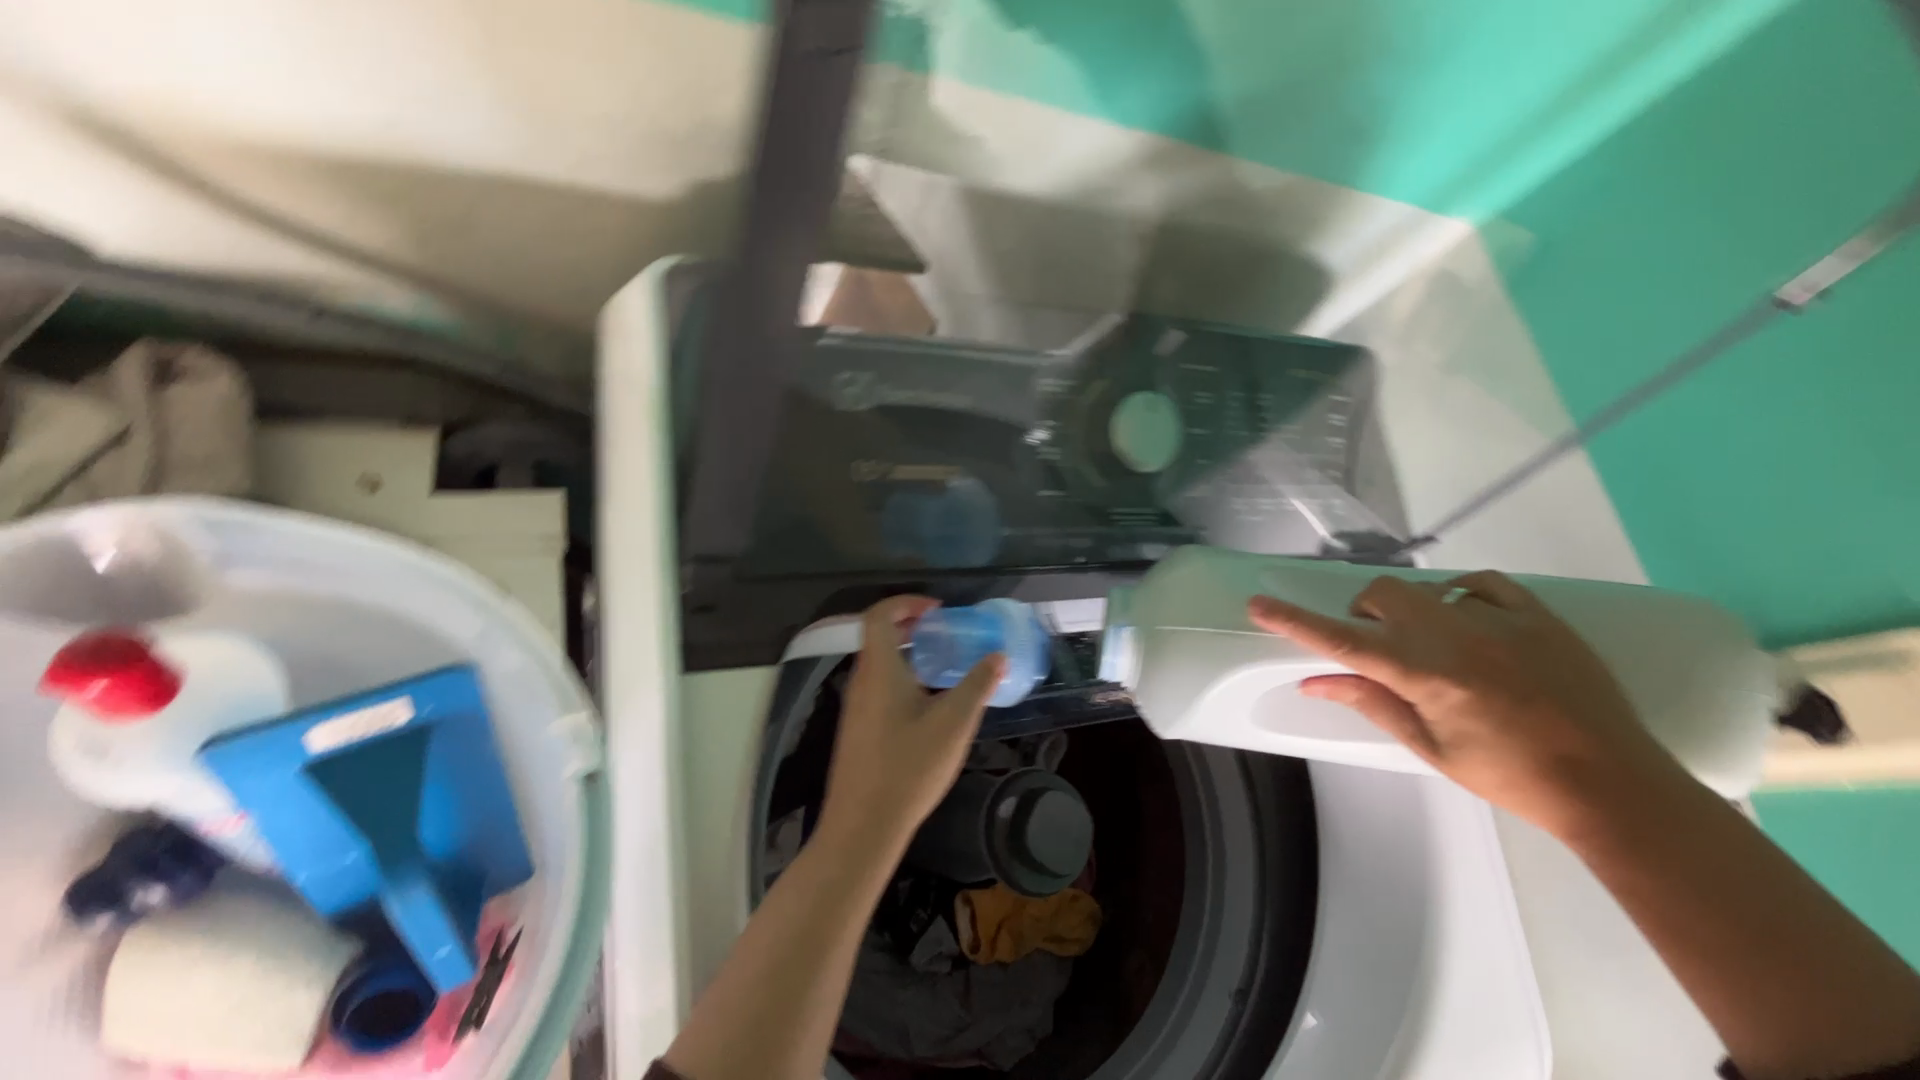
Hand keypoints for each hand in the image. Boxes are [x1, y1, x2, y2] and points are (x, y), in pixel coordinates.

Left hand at [817, 596, 1005, 850]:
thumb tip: (997, 656)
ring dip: (907, 655)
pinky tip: (927, 707)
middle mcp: (861, 682)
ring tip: (943, 667)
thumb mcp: (954, 724)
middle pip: (878, 637)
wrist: (863, 825)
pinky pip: (877, 689)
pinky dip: (901, 680)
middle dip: (911, 626)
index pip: (880, 615)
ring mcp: (854, 708)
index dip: (907, 602)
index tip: (939, 610)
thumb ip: (977, 685)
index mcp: (879, 670)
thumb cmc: (909, 767)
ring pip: (878, 665)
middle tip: (946, 633)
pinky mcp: (856, 731)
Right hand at [1249, 570, 1681, 834]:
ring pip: (1424, 589)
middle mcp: (1455, 636)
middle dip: (1364, 615)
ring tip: (1436, 648)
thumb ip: (1371, 703)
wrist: (1609, 781)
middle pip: (1380, 596)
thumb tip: (1314, 681)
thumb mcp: (1431, 748)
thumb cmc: (1510, 776)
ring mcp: (1499, 619)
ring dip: (1409, 611)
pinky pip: (1479, 583)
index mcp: (1425, 676)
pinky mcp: (1537, 613)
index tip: (1258, 605)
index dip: (1294, 623)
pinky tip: (1468, 621)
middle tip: (1381, 652)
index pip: (1343, 642)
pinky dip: (1458, 597)